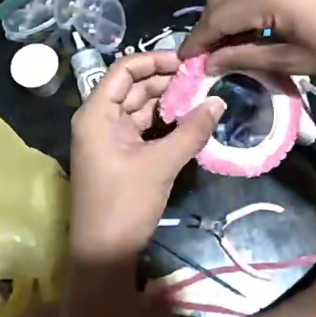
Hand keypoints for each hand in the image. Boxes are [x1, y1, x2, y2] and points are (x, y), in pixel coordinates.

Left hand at [68, 51, 224, 259]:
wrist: (103, 256)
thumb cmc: (124, 204)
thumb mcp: (161, 164)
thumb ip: (191, 131)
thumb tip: (219, 102)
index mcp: (97, 114)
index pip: (125, 69)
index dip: (156, 60)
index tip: (189, 61)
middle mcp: (100, 119)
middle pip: (135, 87)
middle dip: (169, 81)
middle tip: (205, 79)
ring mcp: (111, 138)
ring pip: (143, 107)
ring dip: (171, 102)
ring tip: (205, 96)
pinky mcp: (123, 155)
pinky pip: (146, 128)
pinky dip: (167, 123)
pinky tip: (193, 120)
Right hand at [177, 0, 315, 77]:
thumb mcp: (299, 61)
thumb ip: (249, 58)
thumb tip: (211, 63)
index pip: (218, 15)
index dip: (198, 40)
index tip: (186, 60)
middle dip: (209, 22)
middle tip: (205, 53)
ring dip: (227, 6)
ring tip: (227, 38)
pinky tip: (254, 17)